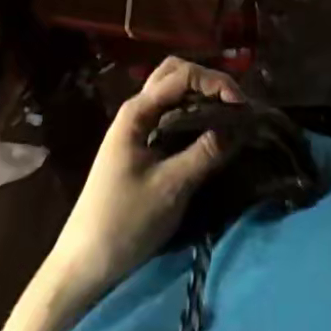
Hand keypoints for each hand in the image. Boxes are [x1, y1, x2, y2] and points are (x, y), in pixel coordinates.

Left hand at [48, 58, 240, 294]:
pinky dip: (192, 111)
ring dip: (200, 94)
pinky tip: (209, 129)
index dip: (215, 83)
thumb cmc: (125, 220)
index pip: (181, 75)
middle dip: (208, 81)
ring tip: (229, 115)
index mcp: (137, 111)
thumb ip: (205, 153)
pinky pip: (169, 113)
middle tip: (237, 105)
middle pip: (174, 73)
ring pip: (171, 92)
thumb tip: (241, 127)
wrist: (87, 257)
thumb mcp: (171, 188)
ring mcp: (137, 125)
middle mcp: (136, 109)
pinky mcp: (141, 143)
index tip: (243, 107)